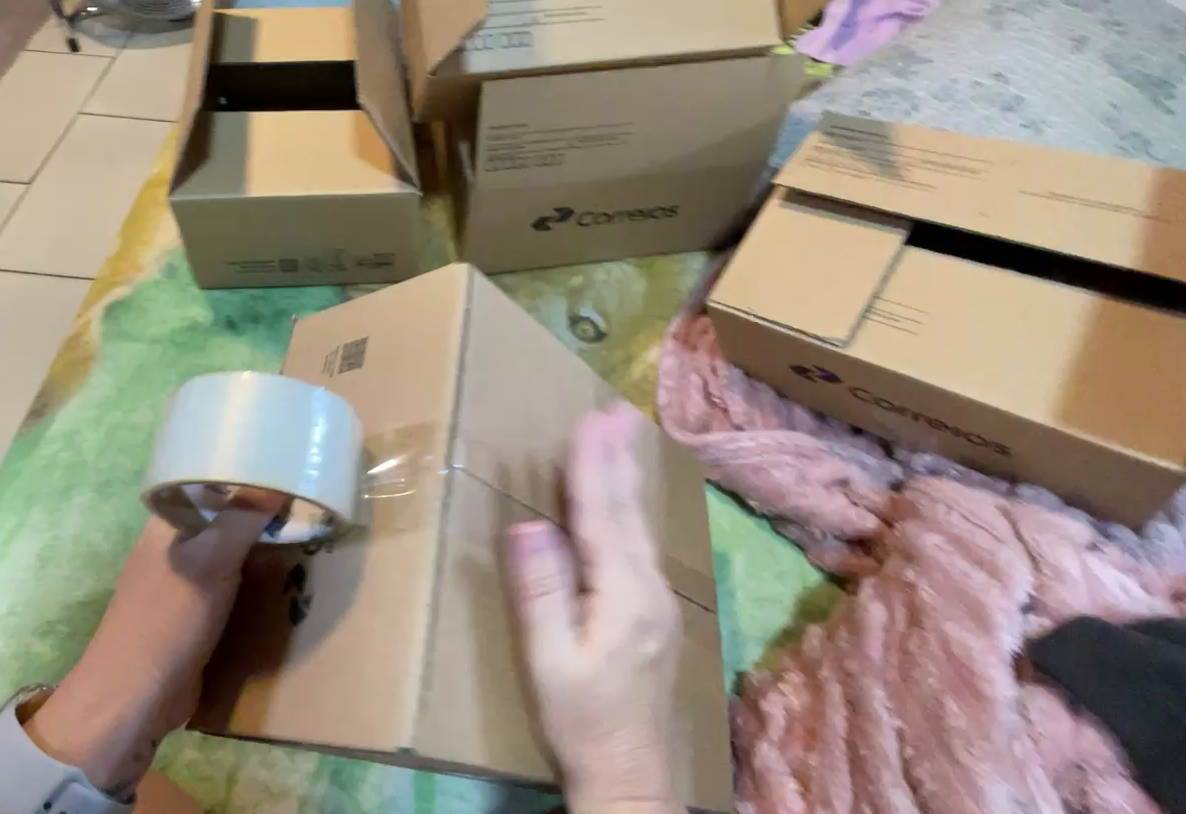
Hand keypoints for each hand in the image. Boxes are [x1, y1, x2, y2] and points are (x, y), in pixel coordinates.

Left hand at [29, 490, 282, 793]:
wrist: (133, 703)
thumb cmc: (168, 620)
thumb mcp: (212, 560)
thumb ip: (244, 517)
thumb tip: (280, 478)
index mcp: (169, 522)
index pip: (213, 479)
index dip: (250, 469)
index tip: (292, 463)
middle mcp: (176, 544)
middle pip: (227, 512)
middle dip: (265, 507)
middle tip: (312, 497)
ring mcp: (186, 579)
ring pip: (233, 547)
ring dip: (265, 542)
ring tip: (310, 528)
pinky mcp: (198, 611)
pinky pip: (235, 580)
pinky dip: (258, 573)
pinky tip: (286, 573)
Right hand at [507, 404, 682, 813]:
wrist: (630, 775)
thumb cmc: (579, 719)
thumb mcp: (548, 662)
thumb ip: (541, 593)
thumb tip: (528, 526)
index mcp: (621, 593)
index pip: (601, 515)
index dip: (592, 464)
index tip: (589, 419)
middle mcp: (647, 586)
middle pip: (629, 510)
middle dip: (620, 456)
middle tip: (620, 409)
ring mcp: (658, 598)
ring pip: (640, 523)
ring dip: (629, 475)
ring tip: (628, 436)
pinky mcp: (656, 610)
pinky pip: (642, 541)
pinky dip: (631, 506)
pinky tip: (629, 498)